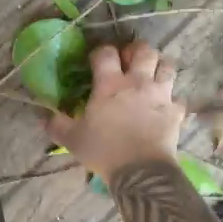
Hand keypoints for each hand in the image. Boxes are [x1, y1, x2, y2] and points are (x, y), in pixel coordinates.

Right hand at [46, 41, 185, 181]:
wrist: (141, 171)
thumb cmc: (104, 152)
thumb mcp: (73, 140)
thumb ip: (57, 124)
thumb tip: (44, 115)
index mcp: (110, 84)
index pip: (106, 53)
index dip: (100, 52)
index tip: (96, 61)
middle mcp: (137, 82)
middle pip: (144, 50)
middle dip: (136, 51)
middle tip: (128, 62)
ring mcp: (160, 95)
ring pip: (167, 66)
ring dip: (159, 67)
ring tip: (151, 76)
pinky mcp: (176, 111)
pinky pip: (178, 97)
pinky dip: (172, 99)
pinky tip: (165, 107)